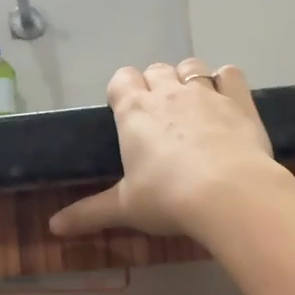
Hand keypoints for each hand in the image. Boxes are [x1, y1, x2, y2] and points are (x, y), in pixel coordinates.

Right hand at [50, 59, 290, 240]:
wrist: (229, 194)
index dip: (121, 90)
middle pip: (155, 70)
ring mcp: (206, 93)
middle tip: (158, 115)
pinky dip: (226, 81)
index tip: (124, 110)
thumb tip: (54, 228)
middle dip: (154, 84)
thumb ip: (89, 213)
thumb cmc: (167, 198)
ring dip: (187, 78)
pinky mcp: (239, 100)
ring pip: (191, 66)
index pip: (120, 79)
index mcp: (134, 113)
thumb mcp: (124, 208)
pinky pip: (230, 74)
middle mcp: (168, 94)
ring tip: (191, 104)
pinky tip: (226, 100)